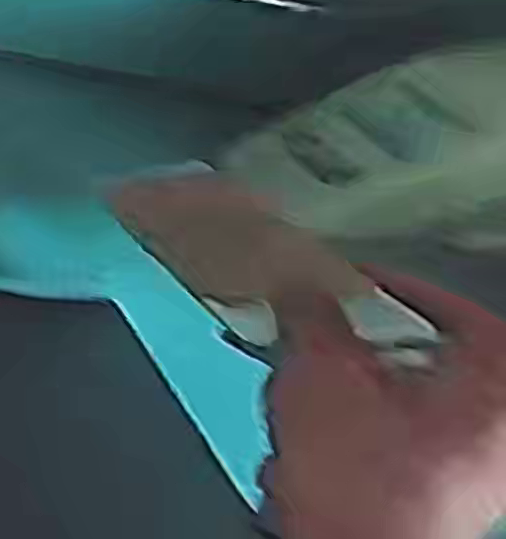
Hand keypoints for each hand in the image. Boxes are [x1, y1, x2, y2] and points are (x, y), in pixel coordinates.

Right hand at [267, 269, 505, 538]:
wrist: (350, 525)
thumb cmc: (351, 450)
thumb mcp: (320, 363)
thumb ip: (313, 316)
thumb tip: (303, 288)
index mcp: (489, 396)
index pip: (479, 325)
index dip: (420, 291)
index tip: (364, 276)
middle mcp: (498, 427)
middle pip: (456, 356)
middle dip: (389, 326)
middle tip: (336, 308)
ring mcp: (475, 457)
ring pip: (429, 384)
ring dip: (372, 356)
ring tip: (313, 344)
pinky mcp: (442, 472)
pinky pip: (411, 412)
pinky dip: (368, 388)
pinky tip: (318, 385)